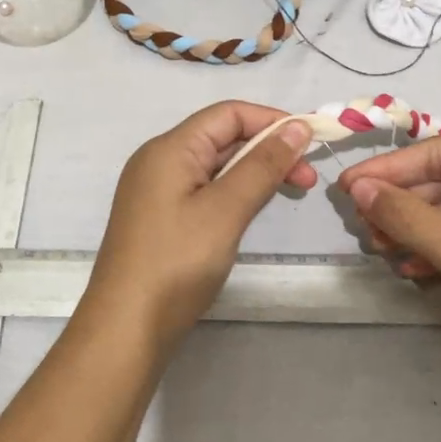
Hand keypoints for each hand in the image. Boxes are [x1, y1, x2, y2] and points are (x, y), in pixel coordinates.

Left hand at [85, 102, 317, 351]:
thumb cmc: (177, 262)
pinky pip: (205, 189)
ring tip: (293, 191)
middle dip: (269, 148)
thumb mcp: (226, 210)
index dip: (272, 120)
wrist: (127, 327)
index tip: (313, 142)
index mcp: (169, 148)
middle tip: (309, 179)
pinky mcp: (161, 218)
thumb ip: (262, 165)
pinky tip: (254, 209)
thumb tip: (296, 126)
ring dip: (255, 171)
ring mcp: (157, 191)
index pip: (228, 113)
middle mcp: (159, 160)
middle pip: (222, 136)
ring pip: (216, 165)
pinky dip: (235, 191)